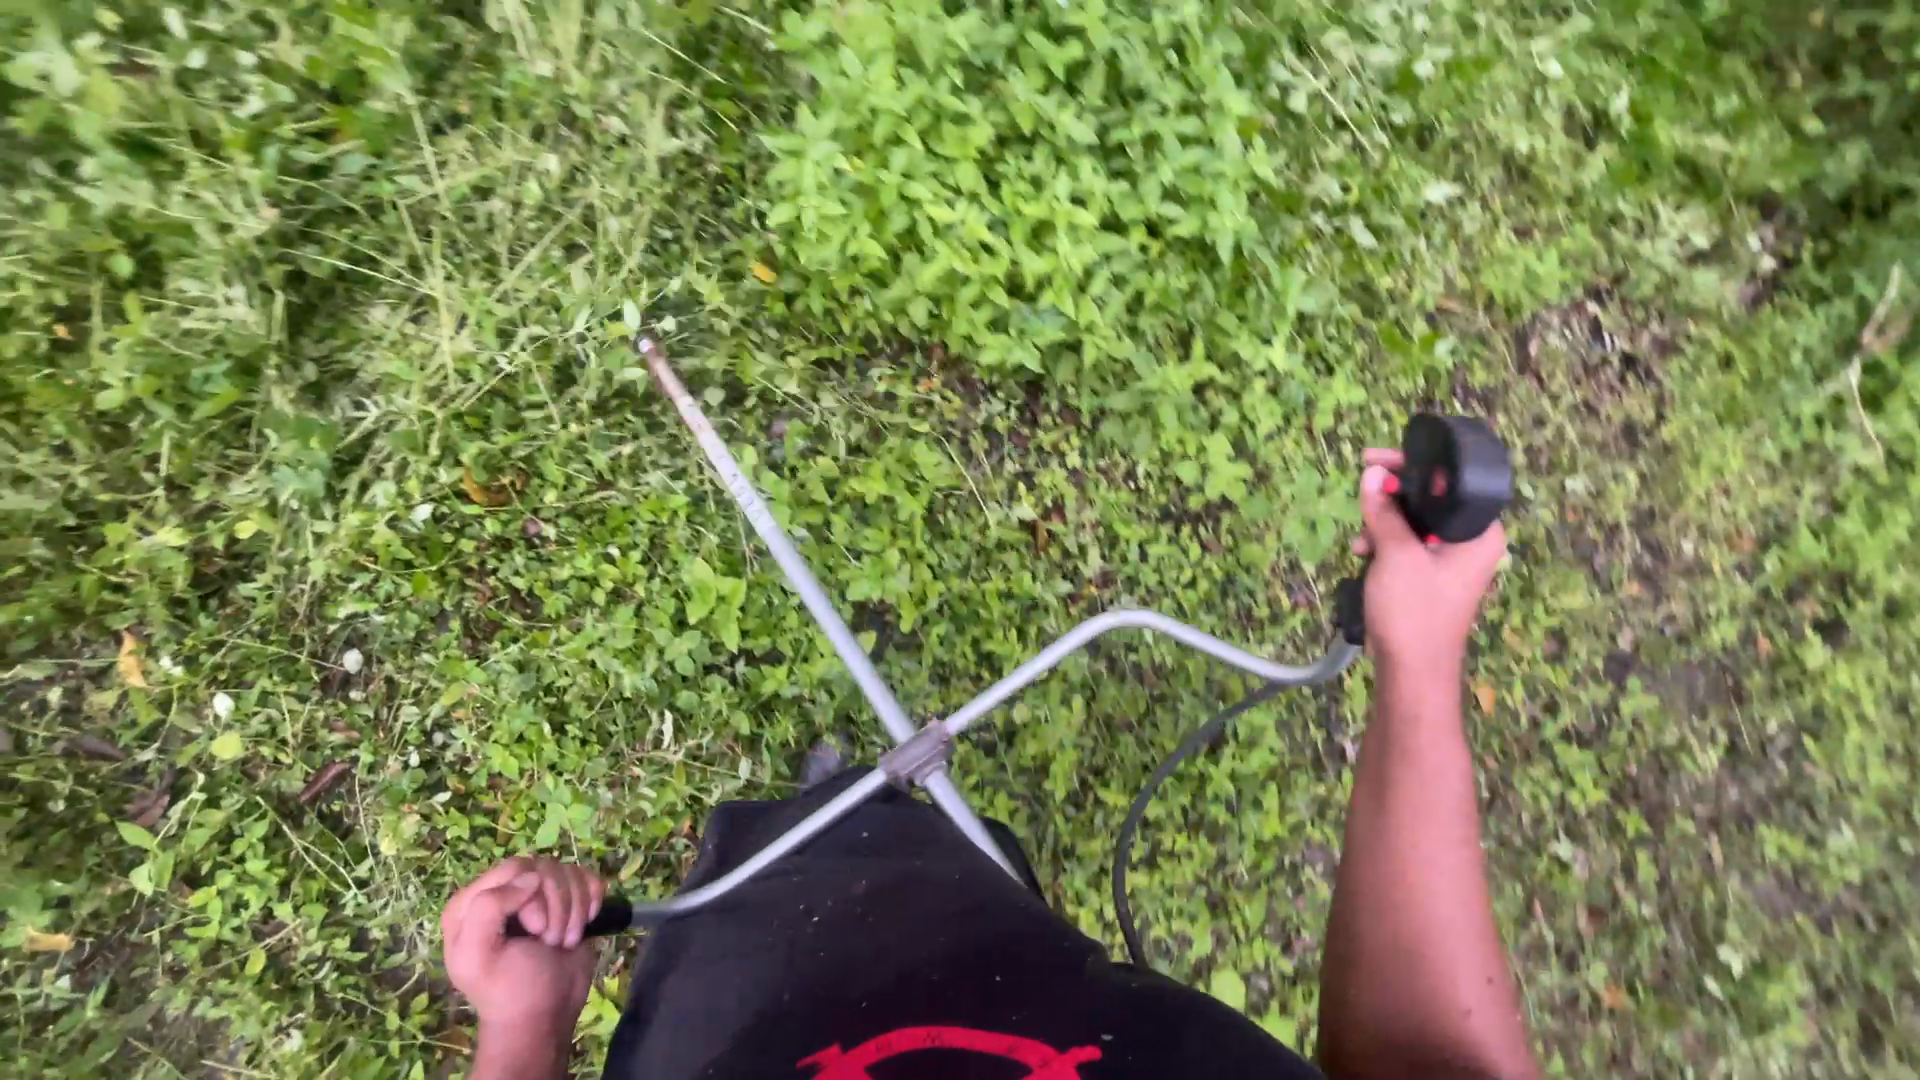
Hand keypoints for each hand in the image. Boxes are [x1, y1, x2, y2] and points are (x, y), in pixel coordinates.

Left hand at [441, 857, 604, 1037]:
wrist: (546, 1014)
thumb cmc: (509, 989)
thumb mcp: (479, 955)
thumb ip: (489, 908)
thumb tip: (533, 876)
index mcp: (473, 902)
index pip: (515, 868)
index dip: (533, 894)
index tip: (535, 930)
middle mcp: (505, 892)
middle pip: (546, 867)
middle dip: (558, 903)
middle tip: (551, 939)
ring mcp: (538, 895)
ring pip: (569, 872)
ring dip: (575, 909)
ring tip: (564, 940)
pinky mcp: (569, 900)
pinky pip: (588, 878)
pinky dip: (592, 901)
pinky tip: (583, 926)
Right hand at [1351, 448, 1505, 676]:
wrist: (1411, 669)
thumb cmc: (1414, 611)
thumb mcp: (1396, 554)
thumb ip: (1384, 511)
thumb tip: (1371, 472)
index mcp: (1480, 532)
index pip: (1450, 481)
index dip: (1412, 466)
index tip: (1374, 459)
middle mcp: (1470, 542)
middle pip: (1427, 500)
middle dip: (1390, 499)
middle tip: (1362, 498)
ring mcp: (1449, 561)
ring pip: (1411, 523)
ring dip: (1381, 525)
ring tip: (1361, 542)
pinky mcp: (1428, 576)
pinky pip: (1405, 545)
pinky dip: (1383, 544)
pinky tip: (1364, 554)